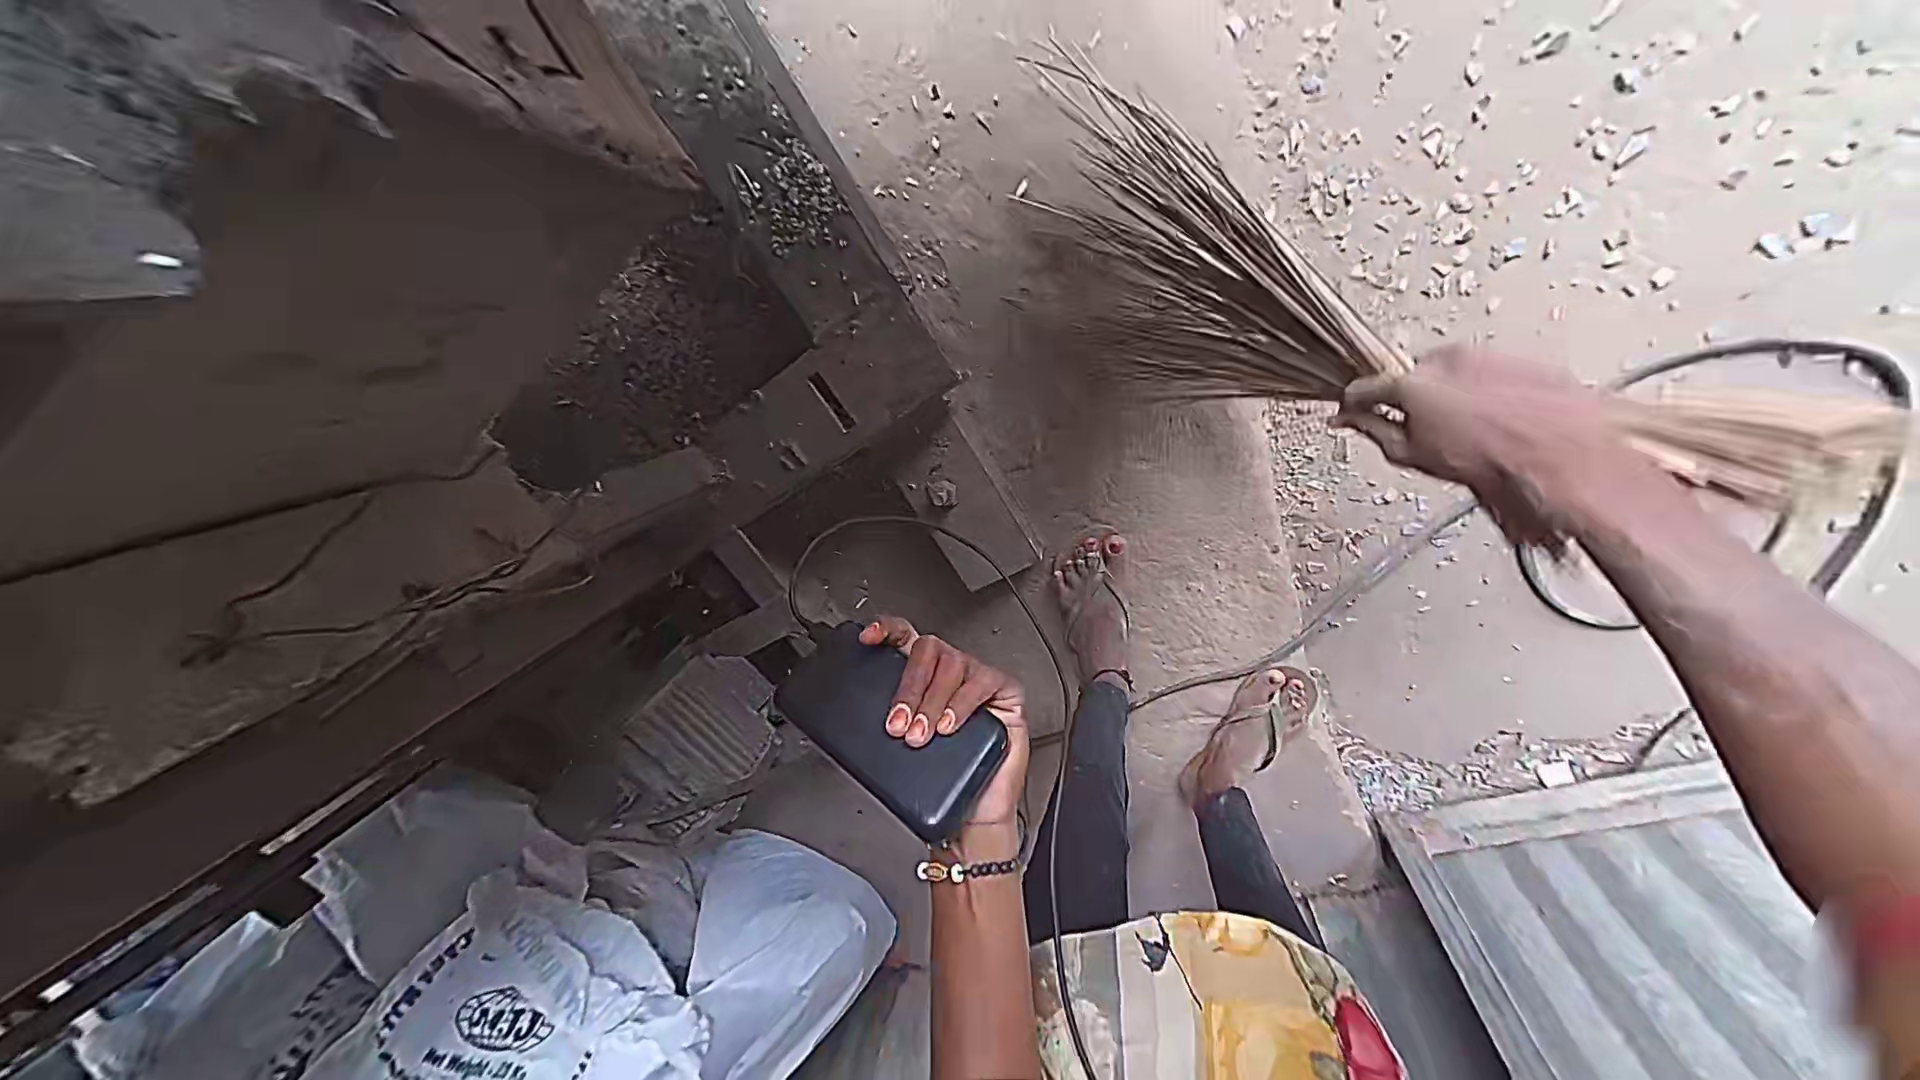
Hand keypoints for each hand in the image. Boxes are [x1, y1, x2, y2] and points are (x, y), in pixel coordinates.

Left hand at [860, 616, 1028, 829]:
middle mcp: (951, 669)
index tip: (869, 639)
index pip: (906, 638)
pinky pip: (982, 682)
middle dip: (908, 687)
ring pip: (952, 664)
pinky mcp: (1005, 691)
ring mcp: (978, 677)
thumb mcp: (908, 742)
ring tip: (922, 733)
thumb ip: (894, 719)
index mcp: (925, 674)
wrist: (977, 814)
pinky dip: (961, 704)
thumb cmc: (942, 779)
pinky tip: (949, 725)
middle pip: (928, 649)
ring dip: (931, 700)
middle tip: (898, 723)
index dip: (887, 631)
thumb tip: (866, 715)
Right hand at [1333, 346, 1634, 544]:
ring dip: (1443, 394)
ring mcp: (1483, 354)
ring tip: (1459, 429)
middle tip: (1413, 428)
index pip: (1364, 386)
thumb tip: (1351, 420)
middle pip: (1407, 375)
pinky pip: (1482, 371)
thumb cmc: (1491, 456)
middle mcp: (1445, 358)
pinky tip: (1488, 420)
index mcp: (1410, 380)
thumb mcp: (1409, 453)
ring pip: (1445, 372)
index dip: (1353, 404)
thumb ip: (1372, 429)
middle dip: (1405, 398)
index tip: (1351, 413)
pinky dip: (1477, 391)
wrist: (1561, 453)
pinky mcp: (1515, 357)